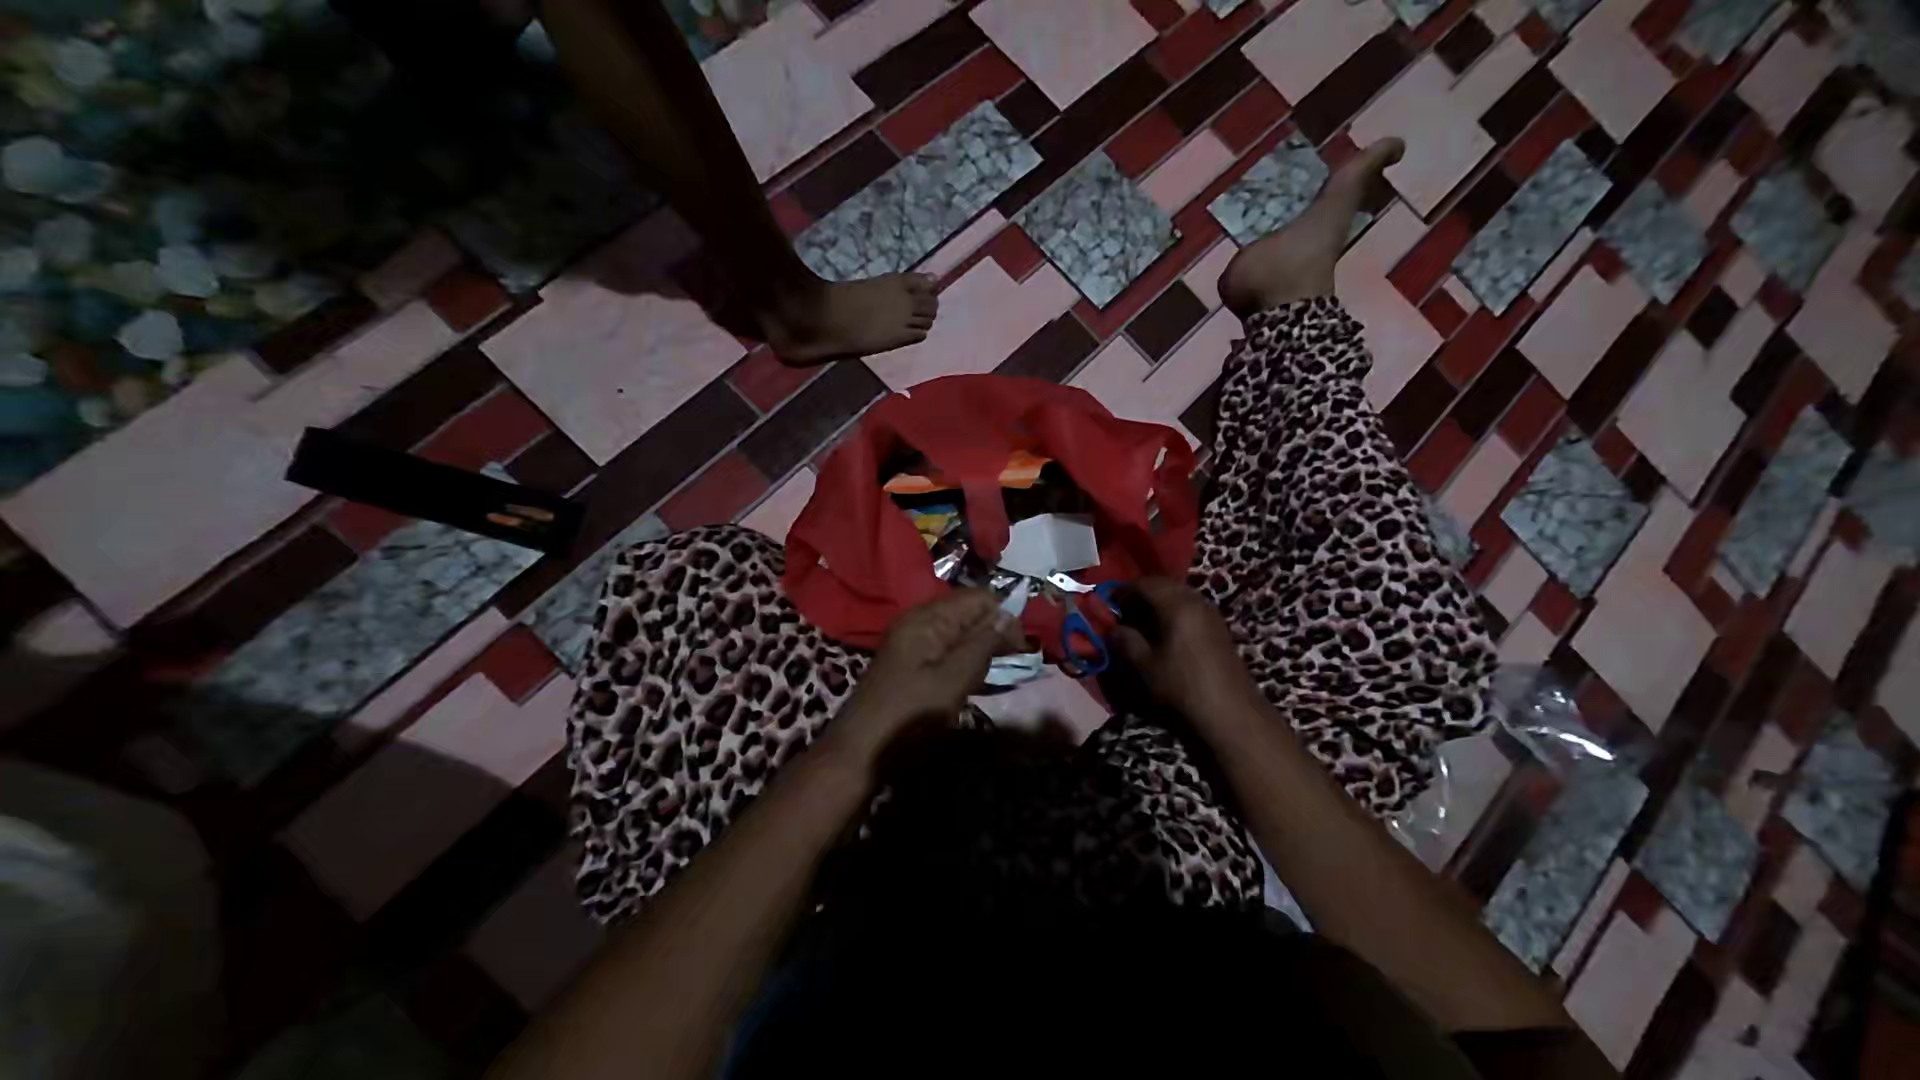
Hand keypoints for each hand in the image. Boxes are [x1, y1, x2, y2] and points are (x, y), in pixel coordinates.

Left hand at [828, 590, 1025, 771]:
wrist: (860, 751)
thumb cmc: (909, 715)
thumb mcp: (953, 680)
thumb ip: (982, 645)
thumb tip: (1009, 616)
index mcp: (927, 618)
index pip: (978, 598)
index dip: (1004, 617)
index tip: (1020, 650)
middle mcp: (919, 621)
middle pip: (969, 613)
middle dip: (993, 634)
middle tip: (1008, 667)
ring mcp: (913, 642)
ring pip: (959, 634)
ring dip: (979, 651)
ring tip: (988, 677)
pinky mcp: (911, 663)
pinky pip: (946, 650)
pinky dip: (963, 662)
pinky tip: (969, 683)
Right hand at [1111, 578, 1260, 725]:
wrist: (1230, 710)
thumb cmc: (1183, 685)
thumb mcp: (1146, 665)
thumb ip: (1126, 640)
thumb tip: (1113, 628)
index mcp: (1176, 604)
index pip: (1145, 584)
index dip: (1123, 590)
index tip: (1108, 603)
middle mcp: (1195, 600)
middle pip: (1164, 584)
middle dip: (1142, 592)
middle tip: (1124, 610)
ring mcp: (1210, 612)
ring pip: (1179, 593)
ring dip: (1159, 600)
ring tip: (1142, 620)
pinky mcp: (1218, 625)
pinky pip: (1190, 605)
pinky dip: (1174, 609)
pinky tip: (1165, 629)